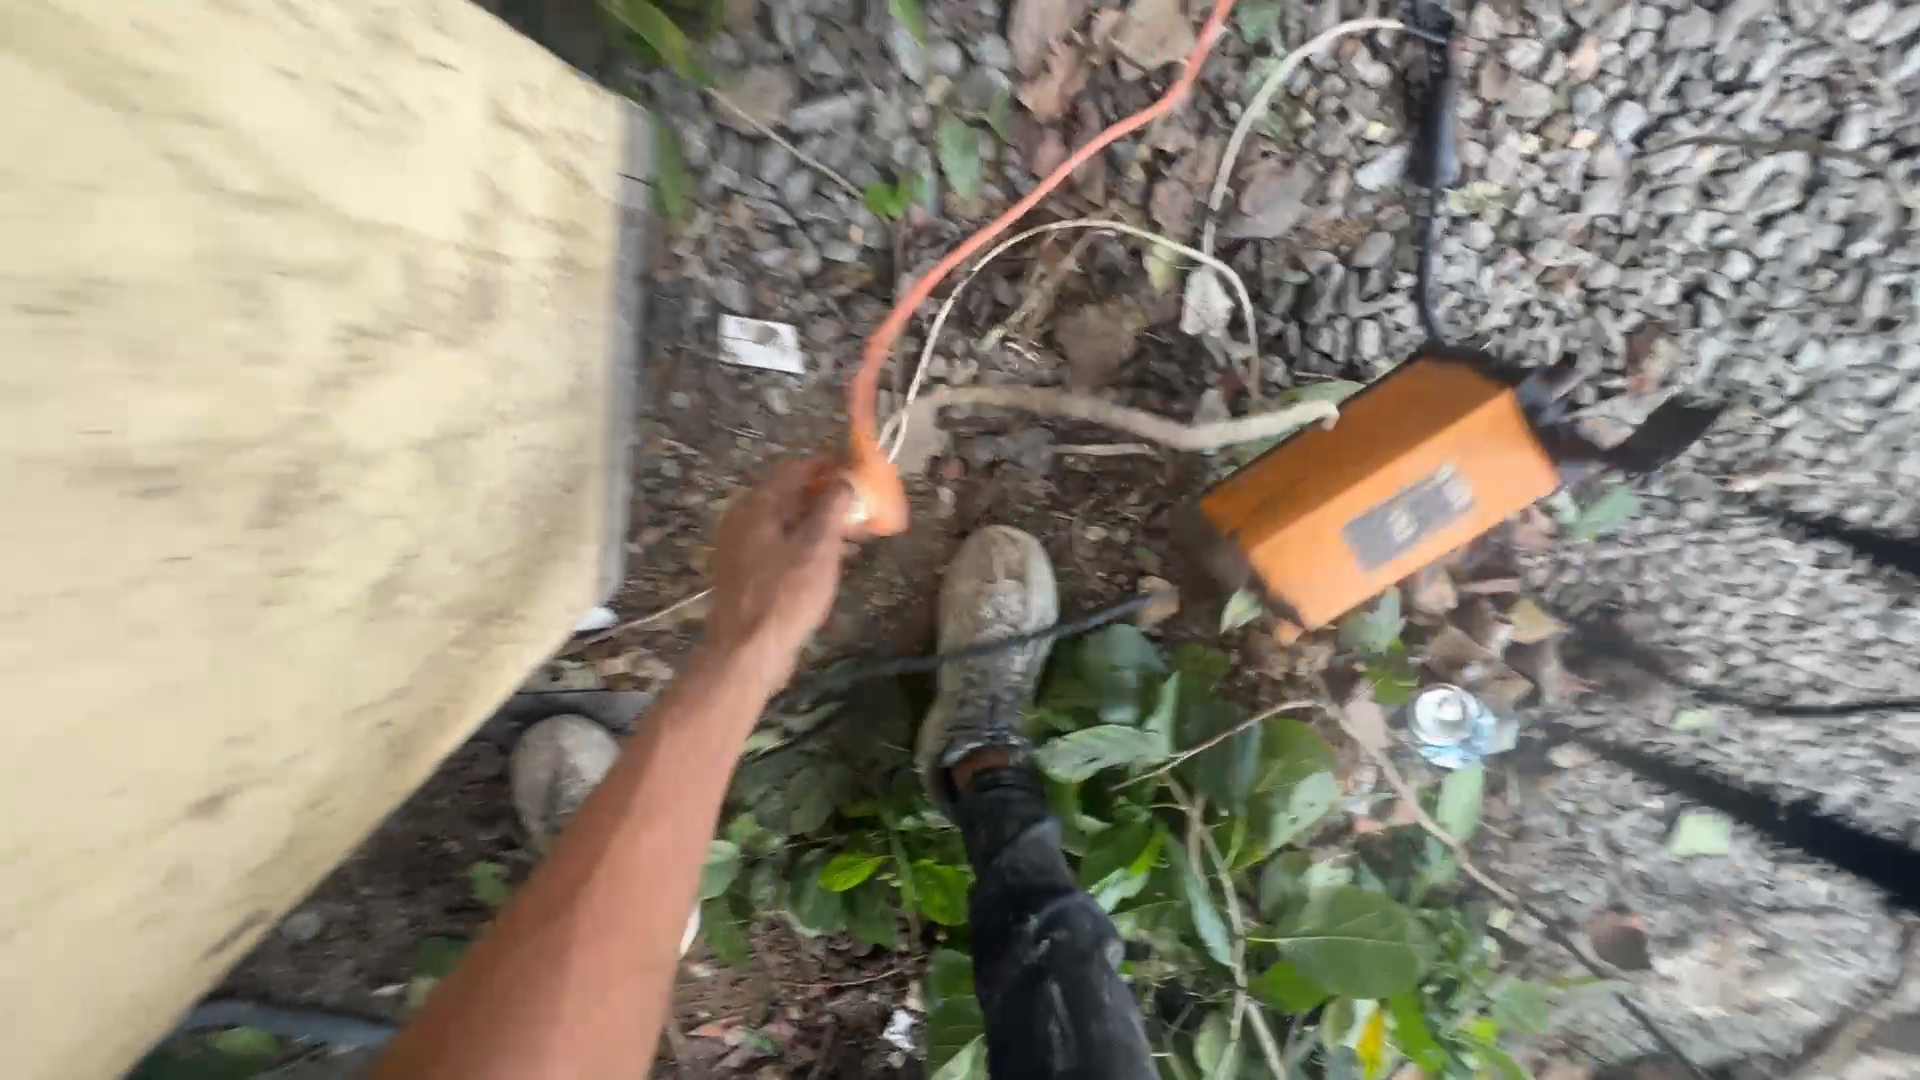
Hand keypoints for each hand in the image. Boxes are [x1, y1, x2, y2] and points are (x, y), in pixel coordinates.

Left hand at [699, 458, 853, 683]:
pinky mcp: (750, 571)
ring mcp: (744, 546)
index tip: (859, 468)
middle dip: (830, 497)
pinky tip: (836, 557)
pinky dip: (810, 543)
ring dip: (824, 523)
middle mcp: (745, 518)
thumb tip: (844, 480)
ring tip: (858, 534)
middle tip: (863, 505)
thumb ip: (833, 505)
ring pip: (790, 521)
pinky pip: (784, 544)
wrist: (747, 650)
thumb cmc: (786, 593)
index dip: (830, 465)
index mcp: (758, 504)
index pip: (797, 467)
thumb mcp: (818, 545)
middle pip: (792, 494)